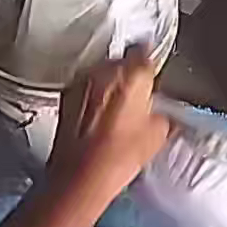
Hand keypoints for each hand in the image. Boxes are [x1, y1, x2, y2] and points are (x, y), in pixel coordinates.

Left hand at [49, 47, 169, 198]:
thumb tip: (159, 113)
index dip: (150, 62)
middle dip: (128, 74)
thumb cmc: (117, 155)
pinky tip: (97, 117)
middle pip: (120, 61)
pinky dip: (91, 95)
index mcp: (132, 74)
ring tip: (116, 110)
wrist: (80, 174)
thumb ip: (161, 114)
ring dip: (108, 84)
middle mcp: (103, 71)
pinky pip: (84, 86)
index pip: (144, 51)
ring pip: (100, 72)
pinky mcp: (65, 95)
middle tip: (136, 97)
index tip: (152, 70)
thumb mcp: (157, 135)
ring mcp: (82, 81)